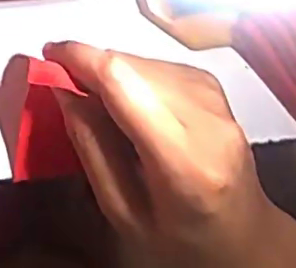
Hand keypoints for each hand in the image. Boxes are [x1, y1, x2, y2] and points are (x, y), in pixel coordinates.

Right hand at [43, 42, 295, 267]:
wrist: (246, 238)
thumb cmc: (183, 241)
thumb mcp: (124, 214)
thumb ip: (90, 148)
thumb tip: (62, 89)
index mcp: (184, 163)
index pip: (123, 82)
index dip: (81, 58)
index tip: (49, 54)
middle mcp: (205, 120)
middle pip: (128, 64)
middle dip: (91, 66)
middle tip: (67, 84)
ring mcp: (213, 97)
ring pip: (140, 58)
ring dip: (111, 70)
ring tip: (102, 102)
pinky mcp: (211, 83)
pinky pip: (155, 61)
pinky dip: (132, 73)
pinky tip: (131, 101)